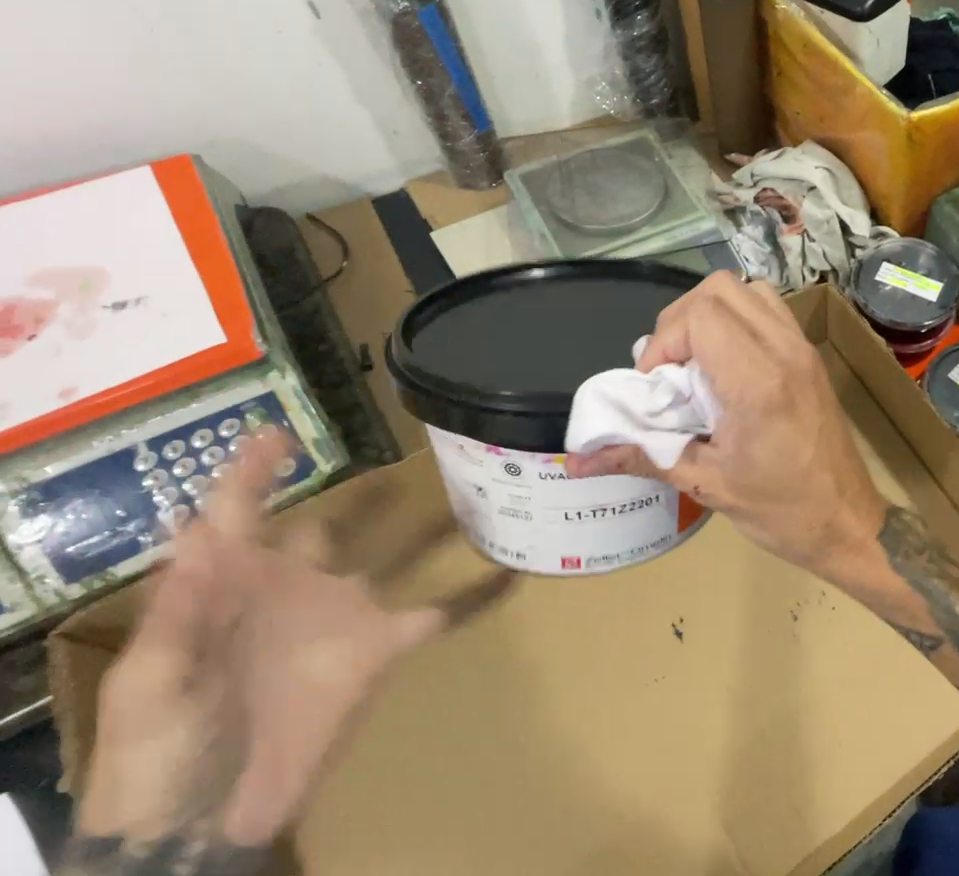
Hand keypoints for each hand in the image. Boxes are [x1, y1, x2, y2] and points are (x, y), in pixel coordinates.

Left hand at [76, 429, 515, 848]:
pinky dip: (477, 595)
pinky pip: (441, 614)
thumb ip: (182, 610)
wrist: (207, 817)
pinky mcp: (382, 648)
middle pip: (335, 523)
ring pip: (401, 556)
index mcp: (234, 585)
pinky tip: (514, 571)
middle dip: (365, 491)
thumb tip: (202, 530)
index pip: (240, 514)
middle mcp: (297, 586)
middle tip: (410, 451)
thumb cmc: (160, 749)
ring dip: (435, 527)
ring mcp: (346, 616)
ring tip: (477, 490)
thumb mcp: (153, 681)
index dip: (253, 471)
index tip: (277, 431)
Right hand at [567, 273, 886, 577]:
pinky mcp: (812, 358)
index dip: (663, 342)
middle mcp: (786, 351)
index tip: (654, 386)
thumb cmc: (782, 510)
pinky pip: (771, 312)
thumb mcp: (707, 484)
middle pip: (721, 290)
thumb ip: (642, 457)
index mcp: (759, 380)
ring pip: (749, 292)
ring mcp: (804, 350)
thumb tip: (577, 461)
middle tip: (668, 370)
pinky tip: (727, 367)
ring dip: (711, 314)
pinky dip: (740, 321)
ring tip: (695, 363)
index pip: (699, 316)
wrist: (849, 522)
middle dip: (680, 322)